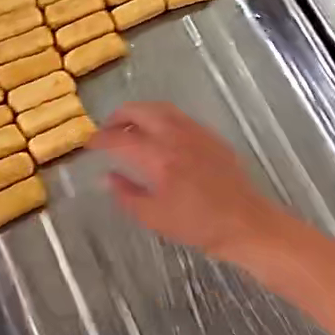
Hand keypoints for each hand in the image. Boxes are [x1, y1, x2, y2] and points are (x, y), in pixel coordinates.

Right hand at [89, 102, 295, 261]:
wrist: (244, 222)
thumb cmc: (198, 225)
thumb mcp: (154, 217)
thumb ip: (126, 194)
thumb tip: (108, 177)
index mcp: (160, 158)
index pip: (122, 139)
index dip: (101, 139)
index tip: (90, 144)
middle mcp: (178, 137)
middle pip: (143, 110)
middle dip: (120, 115)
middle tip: (107, 128)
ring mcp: (198, 133)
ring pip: (164, 109)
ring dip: (142, 112)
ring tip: (131, 128)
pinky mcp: (213, 137)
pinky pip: (182, 117)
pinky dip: (163, 118)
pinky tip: (160, 135)